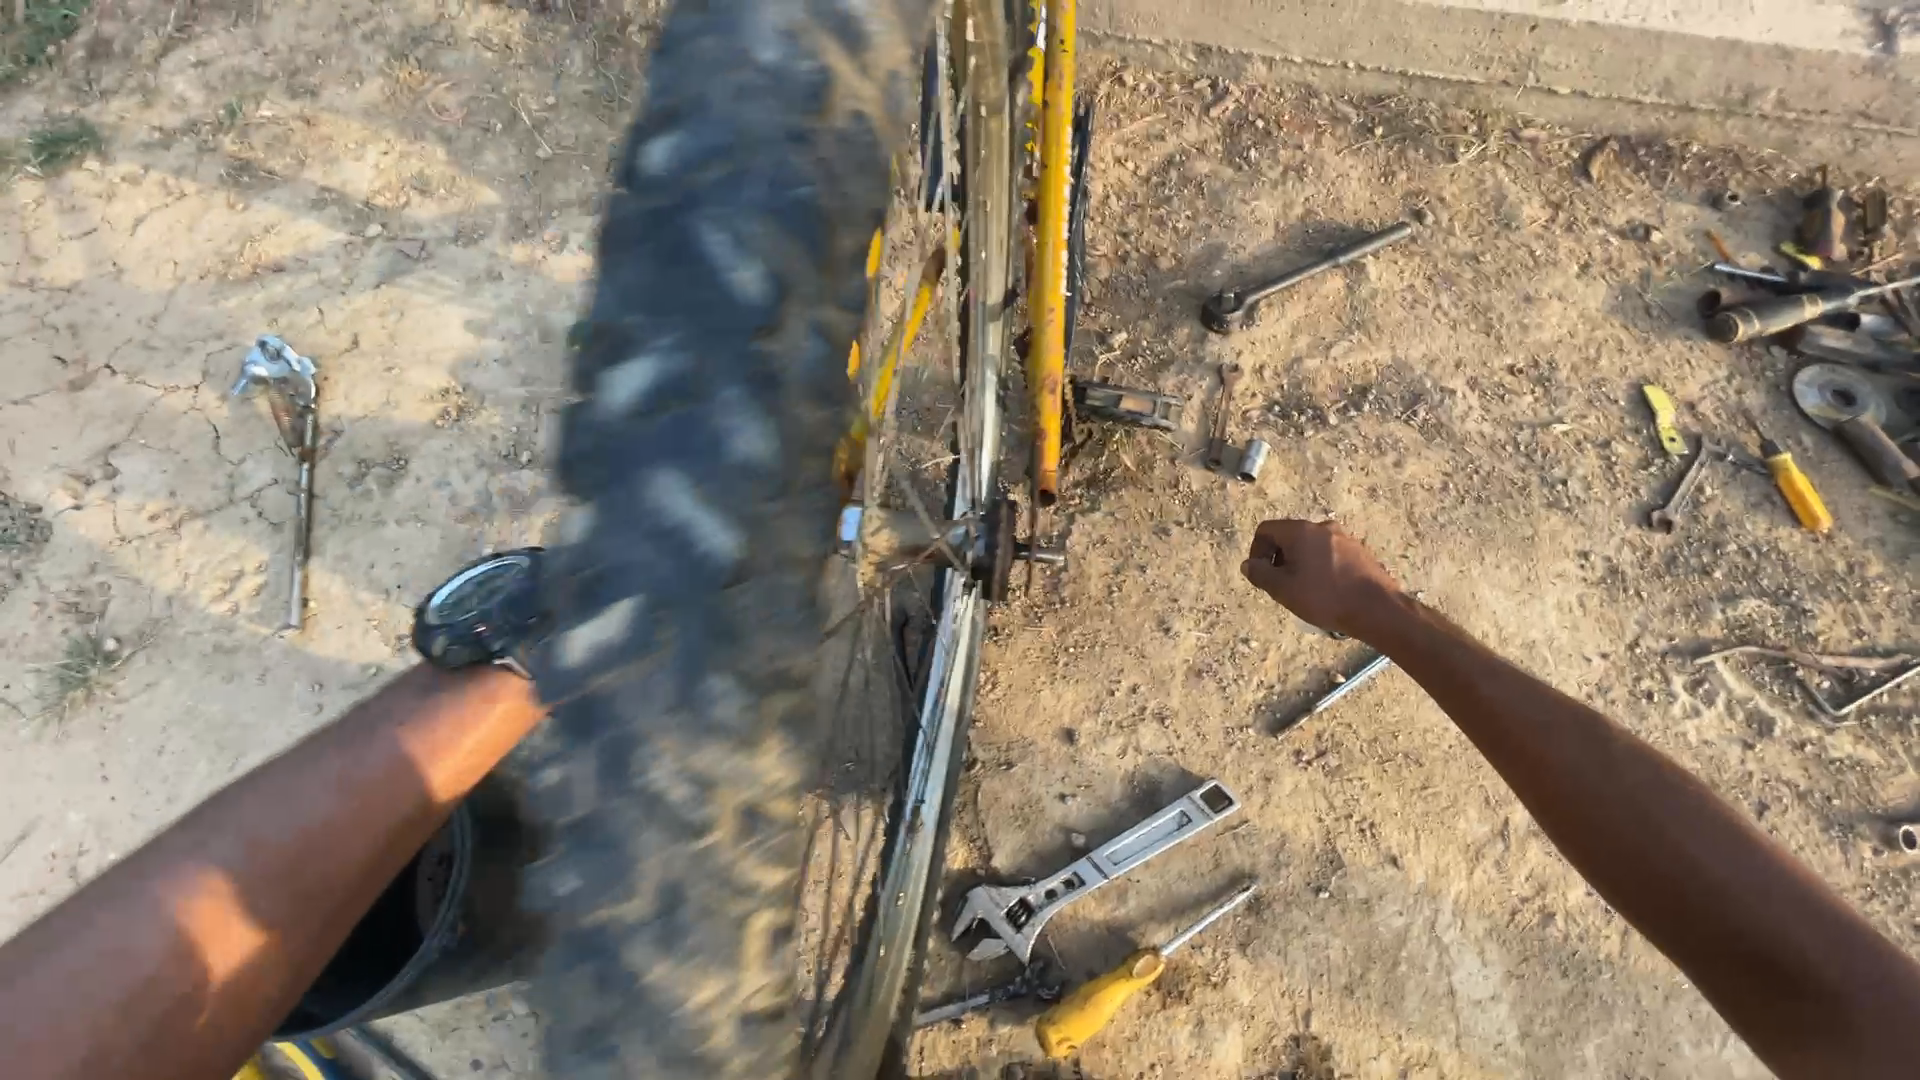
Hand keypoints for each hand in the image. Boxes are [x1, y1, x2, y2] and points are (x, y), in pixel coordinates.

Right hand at [1239, 519, 1408, 640]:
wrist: (1378, 609)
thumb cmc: (1324, 597)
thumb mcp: (1282, 589)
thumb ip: (1259, 573)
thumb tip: (1249, 564)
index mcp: (1300, 531)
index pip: (1266, 530)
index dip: (1256, 551)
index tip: (1261, 574)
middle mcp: (1322, 527)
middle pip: (1288, 537)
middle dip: (1279, 559)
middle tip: (1281, 585)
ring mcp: (1344, 538)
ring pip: (1310, 546)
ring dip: (1299, 564)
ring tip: (1304, 590)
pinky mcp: (1360, 551)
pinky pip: (1329, 553)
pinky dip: (1320, 567)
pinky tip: (1326, 590)